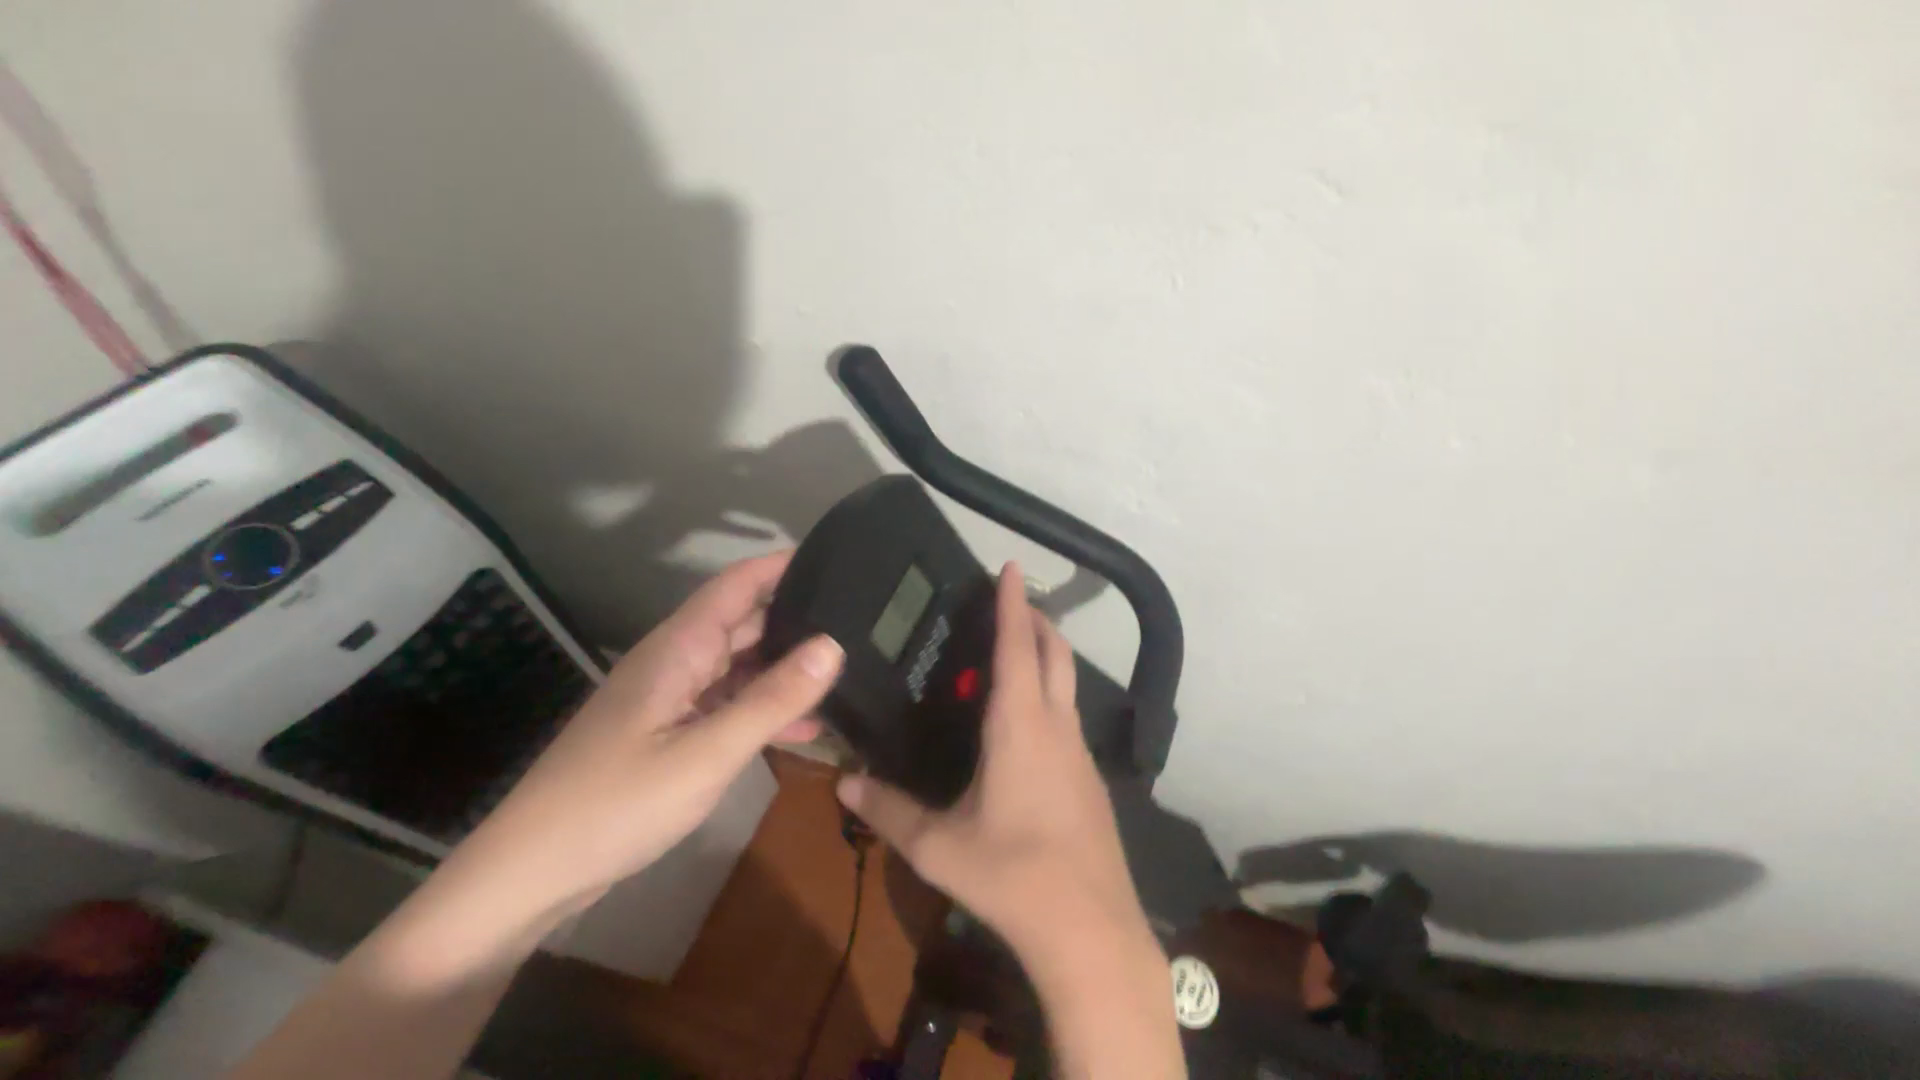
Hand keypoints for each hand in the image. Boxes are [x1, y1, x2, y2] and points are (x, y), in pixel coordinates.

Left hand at [449, 551, 841, 921]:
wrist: (533, 870)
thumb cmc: (618, 805)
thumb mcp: (707, 755)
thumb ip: (772, 700)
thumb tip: (833, 645)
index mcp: (677, 650)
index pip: (737, 585)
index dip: (784, 566)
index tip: (840, 558)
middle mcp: (673, 662)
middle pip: (742, 623)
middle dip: (797, 618)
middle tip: (863, 623)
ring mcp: (667, 699)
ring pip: (737, 667)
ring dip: (785, 671)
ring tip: (849, 674)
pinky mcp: (665, 733)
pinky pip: (723, 706)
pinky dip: (761, 710)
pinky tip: (805, 729)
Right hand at [835, 562, 1143, 948]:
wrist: (1089, 928)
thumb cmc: (1010, 874)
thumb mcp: (937, 845)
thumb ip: (889, 810)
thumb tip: (844, 785)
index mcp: (1020, 726)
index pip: (1018, 647)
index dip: (1013, 603)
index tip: (1011, 565)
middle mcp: (1057, 729)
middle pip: (1056, 655)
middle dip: (1037, 621)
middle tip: (1011, 603)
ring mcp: (1082, 756)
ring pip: (1068, 687)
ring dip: (1047, 659)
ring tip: (1012, 656)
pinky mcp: (1091, 783)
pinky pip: (1069, 721)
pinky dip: (1050, 699)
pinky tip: (1025, 728)